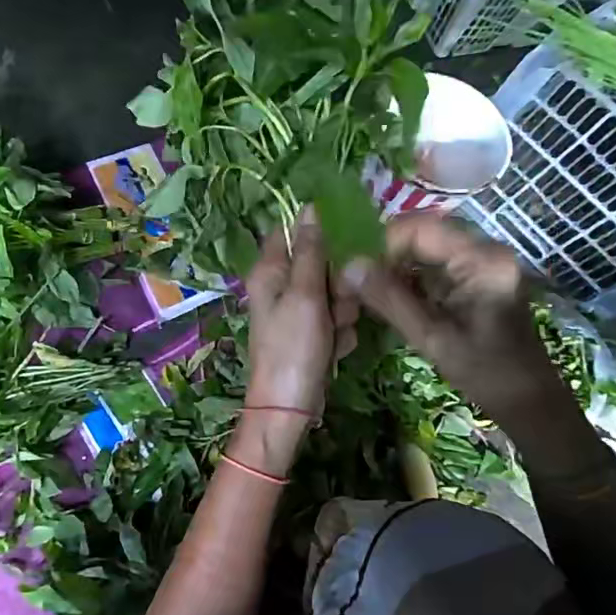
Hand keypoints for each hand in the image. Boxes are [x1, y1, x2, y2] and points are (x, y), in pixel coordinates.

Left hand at [243, 209, 346, 419]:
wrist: (290, 408)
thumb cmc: (293, 349)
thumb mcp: (305, 295)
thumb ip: (311, 251)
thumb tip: (310, 207)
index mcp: (270, 271)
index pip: (294, 230)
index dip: (320, 233)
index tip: (345, 244)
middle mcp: (281, 286)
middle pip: (322, 263)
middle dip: (339, 284)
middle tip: (338, 304)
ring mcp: (297, 311)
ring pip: (335, 292)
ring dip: (343, 312)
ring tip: (334, 332)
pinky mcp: (311, 332)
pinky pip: (336, 319)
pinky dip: (340, 333)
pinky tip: (334, 348)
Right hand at [343, 214, 567, 421]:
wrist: (529, 398)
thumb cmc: (485, 372)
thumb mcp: (432, 338)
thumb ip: (390, 299)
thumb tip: (349, 267)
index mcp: (481, 259)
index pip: (421, 228)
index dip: (384, 244)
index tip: (358, 272)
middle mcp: (486, 249)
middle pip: (425, 234)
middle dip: (389, 256)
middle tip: (360, 283)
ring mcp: (486, 262)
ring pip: (430, 249)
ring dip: (400, 267)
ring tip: (373, 294)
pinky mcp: (482, 276)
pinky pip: (442, 264)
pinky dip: (417, 278)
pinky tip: (398, 300)